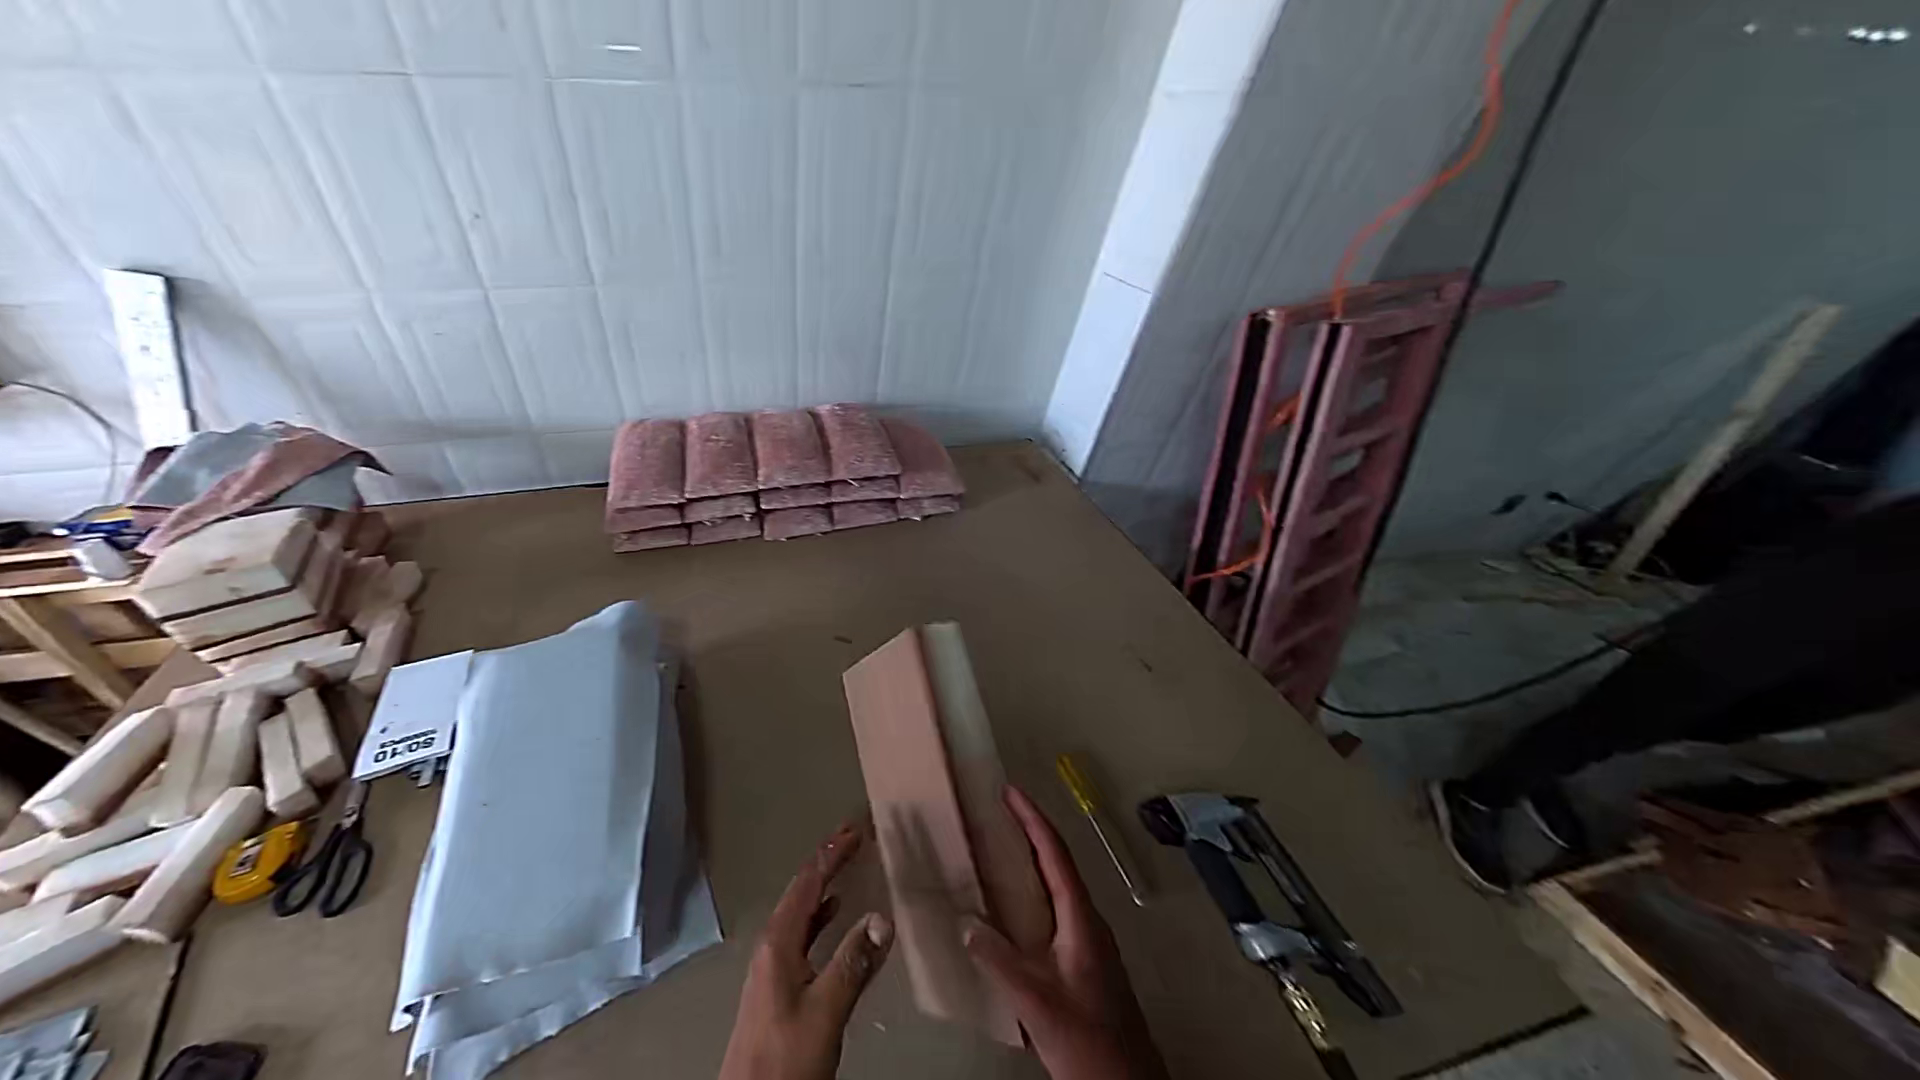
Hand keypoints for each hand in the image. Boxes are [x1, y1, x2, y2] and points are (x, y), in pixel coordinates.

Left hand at [719, 820, 894, 1079]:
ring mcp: (773, 966)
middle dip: (826, 861)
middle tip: (853, 836)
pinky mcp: (779, 985)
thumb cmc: (785, 1057)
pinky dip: (821, 913)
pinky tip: (834, 915)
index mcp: (778, 943)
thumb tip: (882, 917)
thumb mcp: (824, 1012)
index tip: (855, 829)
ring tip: (848, 865)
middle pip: (801, 890)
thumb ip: (852, 965)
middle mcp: (772, 946)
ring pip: (802, 910)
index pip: (807, 884)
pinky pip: (803, 932)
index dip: (831, 854)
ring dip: (824, 884)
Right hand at [964, 787, 1169, 1079]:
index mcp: (1080, 917)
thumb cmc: (1087, 1038)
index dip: (1032, 818)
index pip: (1055, 853)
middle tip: (999, 812)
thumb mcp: (1036, 1001)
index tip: (1010, 791)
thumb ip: (1000, 961)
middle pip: (1058, 862)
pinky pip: (1055, 909)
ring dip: (1031, 861)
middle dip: (1030, 831)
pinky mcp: (1084, 958)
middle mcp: (1088, 919)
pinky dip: (1032, 892)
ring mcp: (1089, 938)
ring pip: (1057, 885)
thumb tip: (968, 923)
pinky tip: (1011, 908)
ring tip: (999, 849)